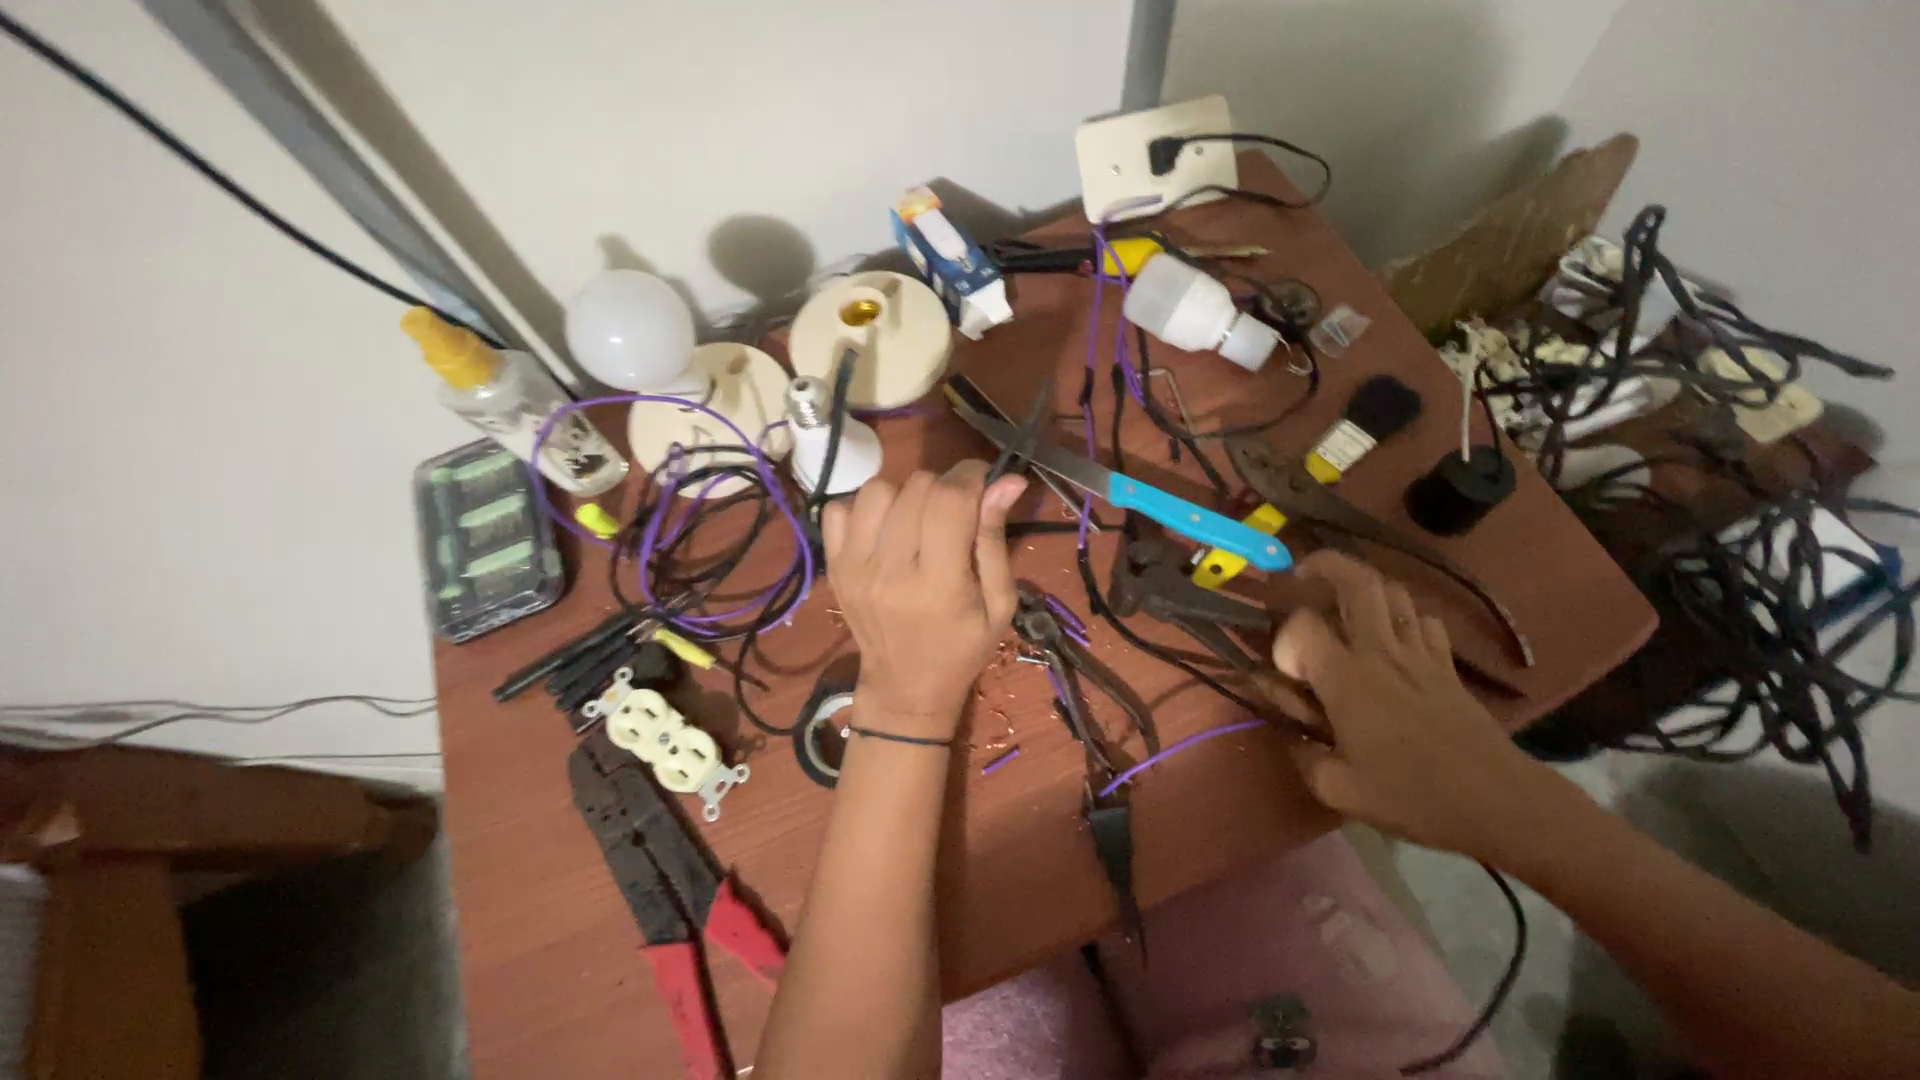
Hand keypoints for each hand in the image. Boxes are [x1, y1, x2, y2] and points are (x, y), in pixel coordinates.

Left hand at [821, 461, 1026, 739]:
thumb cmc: (963, 648)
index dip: (971, 476)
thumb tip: (1007, 481)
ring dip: (905, 493)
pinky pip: (840, 508)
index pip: (950, 499)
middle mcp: (890, 571)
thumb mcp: (999, 603)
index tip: (983, 480)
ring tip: (919, 518)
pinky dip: (865, 507)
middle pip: (916, 488)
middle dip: (944, 485)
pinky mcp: (833, 566)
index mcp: (939, 584)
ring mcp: (855, 567)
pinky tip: (886, 529)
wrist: (905, 686)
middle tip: (956, 509)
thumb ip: (995, 539)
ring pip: (877, 489)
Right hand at [1271, 551, 1582, 862]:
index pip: (1302, 624)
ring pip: (1394, 592)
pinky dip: (1403, 619)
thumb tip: (1286, 731)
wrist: (1499, 801)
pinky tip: (1394, 641)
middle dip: (1326, 565)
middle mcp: (1382, 652)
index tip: (1285, 672)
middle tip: (1303, 573)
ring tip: (1346, 607)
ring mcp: (1420, 654)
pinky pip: (1424, 621)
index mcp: (1346, 679)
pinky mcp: (1447, 666)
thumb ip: (1301, 753)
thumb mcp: (1339, 789)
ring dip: (1365, 589)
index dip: (1284, 638)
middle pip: (1357, 581)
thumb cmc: (1412, 796)